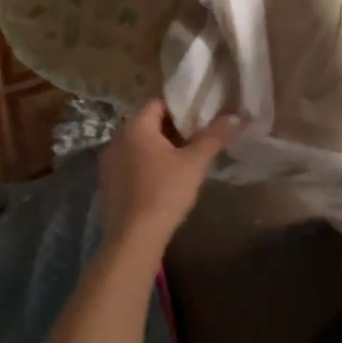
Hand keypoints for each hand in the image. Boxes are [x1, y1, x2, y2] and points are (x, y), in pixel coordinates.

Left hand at [98, 100, 241, 251]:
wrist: (134, 238)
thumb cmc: (165, 191)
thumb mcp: (195, 161)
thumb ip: (214, 136)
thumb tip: (233, 117)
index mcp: (135, 128)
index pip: (158, 104)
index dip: (182, 107)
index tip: (202, 116)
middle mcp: (116, 141)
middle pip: (148, 124)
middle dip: (173, 128)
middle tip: (199, 136)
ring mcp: (108, 164)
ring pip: (139, 145)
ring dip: (160, 147)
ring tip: (186, 157)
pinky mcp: (108, 185)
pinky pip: (131, 163)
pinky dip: (148, 164)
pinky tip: (166, 179)